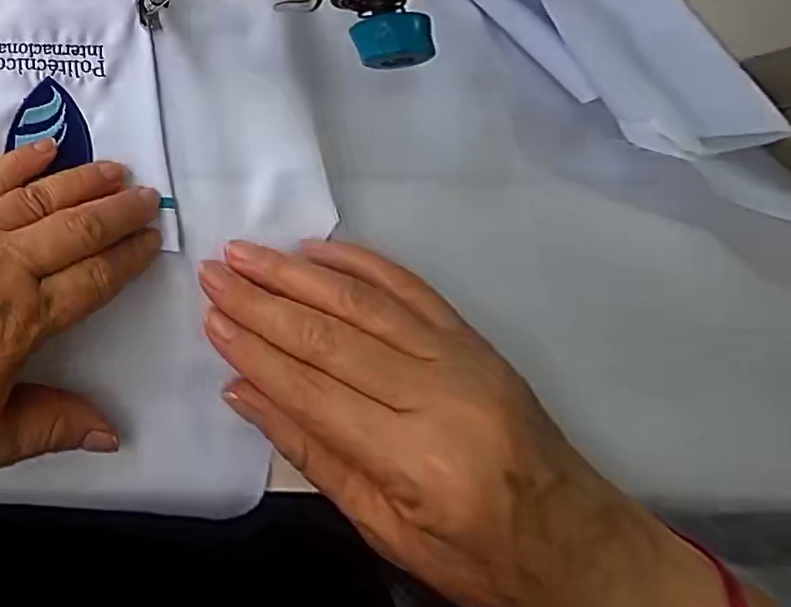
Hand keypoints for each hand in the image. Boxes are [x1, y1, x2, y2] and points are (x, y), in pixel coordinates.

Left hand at [0, 140, 161, 478]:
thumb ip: (52, 427)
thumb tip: (113, 431)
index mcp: (22, 319)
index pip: (93, 279)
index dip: (128, 258)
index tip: (152, 239)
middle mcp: (1, 264)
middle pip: (75, 229)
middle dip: (117, 212)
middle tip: (149, 197)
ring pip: (39, 197)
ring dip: (82, 180)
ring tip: (114, 170)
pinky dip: (20, 161)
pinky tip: (47, 149)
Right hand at [199, 239, 732, 606]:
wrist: (597, 557)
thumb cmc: (479, 554)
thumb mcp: (384, 526)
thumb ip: (307, 452)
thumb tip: (237, 388)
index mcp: (419, 463)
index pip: (310, 390)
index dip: (252, 351)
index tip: (208, 317)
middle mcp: (444, 403)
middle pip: (328, 337)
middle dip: (259, 301)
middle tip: (211, 273)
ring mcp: (467, 365)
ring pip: (361, 303)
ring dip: (292, 272)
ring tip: (242, 252)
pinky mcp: (479, 345)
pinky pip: (411, 289)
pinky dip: (359, 262)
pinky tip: (313, 247)